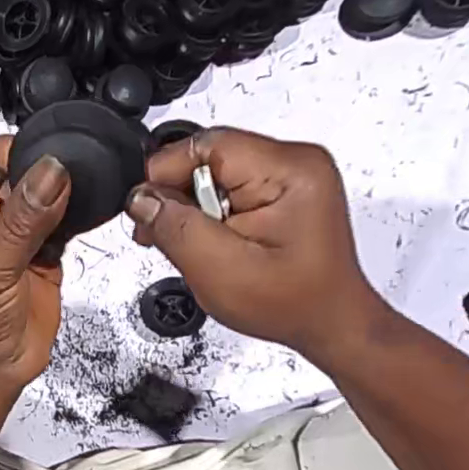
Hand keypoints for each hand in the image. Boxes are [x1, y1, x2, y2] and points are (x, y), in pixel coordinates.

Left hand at [0, 136, 70, 418]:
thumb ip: (23, 219)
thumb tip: (49, 173)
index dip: (5, 149)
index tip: (37, 149)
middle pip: (18, 176)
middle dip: (41, 169)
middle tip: (67, 170)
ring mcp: (20, 242)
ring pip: (46, 200)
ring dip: (63, 194)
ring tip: (78, 192)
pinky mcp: (46, 261)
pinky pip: (65, 227)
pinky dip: (77, 219)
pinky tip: (86, 214)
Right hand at [127, 128, 388, 358]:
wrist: (328, 325)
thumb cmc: (293, 303)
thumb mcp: (218, 270)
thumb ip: (174, 228)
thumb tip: (140, 199)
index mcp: (288, 171)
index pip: (205, 145)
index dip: (164, 175)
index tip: (146, 210)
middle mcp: (294, 163)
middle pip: (207, 158)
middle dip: (178, 198)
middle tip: (168, 236)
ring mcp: (289, 176)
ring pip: (214, 176)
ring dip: (193, 212)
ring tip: (200, 248)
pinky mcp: (281, 192)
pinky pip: (228, 190)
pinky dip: (210, 218)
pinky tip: (214, 244)